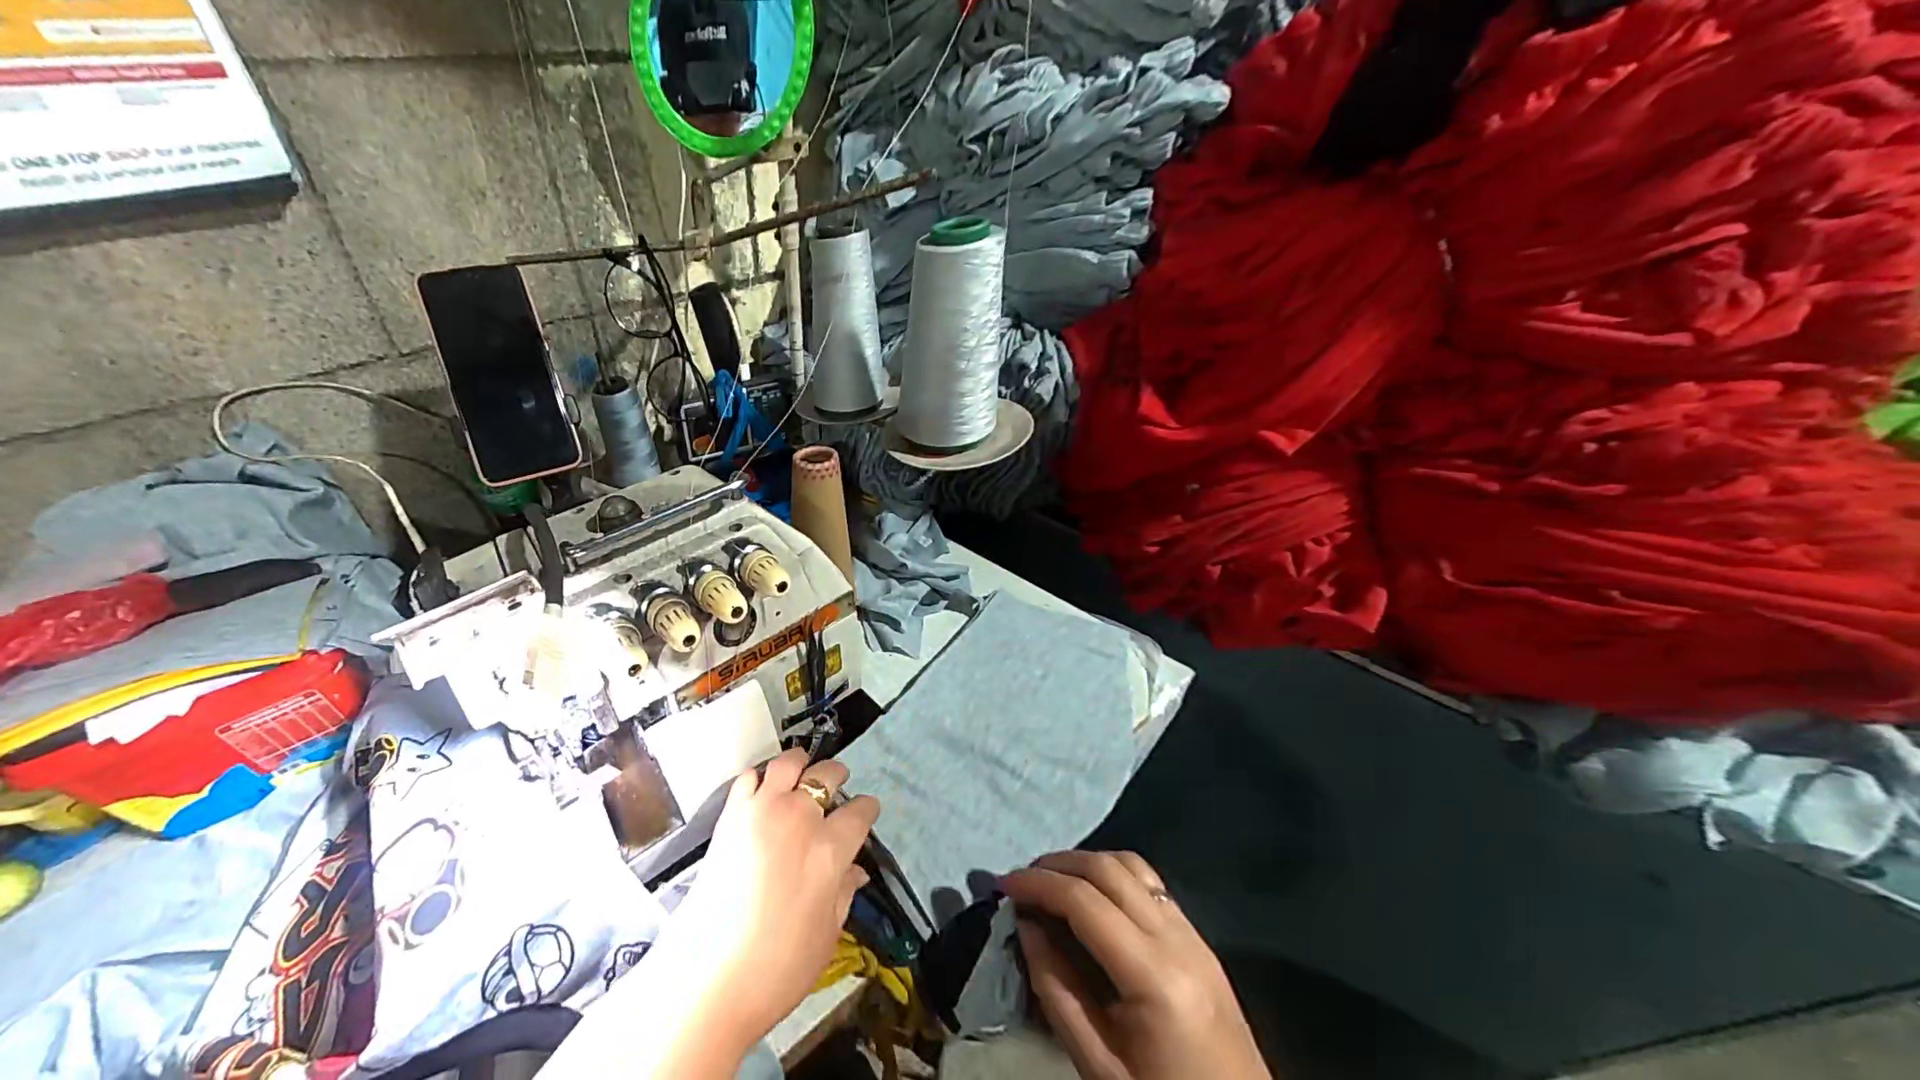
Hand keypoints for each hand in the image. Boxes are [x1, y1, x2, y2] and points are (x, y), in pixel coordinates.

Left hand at [539, 751, 879, 1079]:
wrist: (707, 983)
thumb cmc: (779, 967)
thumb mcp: (828, 932)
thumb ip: (844, 891)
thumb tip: (855, 871)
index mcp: (830, 848)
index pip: (861, 810)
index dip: (867, 810)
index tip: (865, 813)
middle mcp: (799, 819)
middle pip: (826, 775)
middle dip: (837, 777)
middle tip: (837, 786)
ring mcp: (761, 812)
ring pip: (788, 762)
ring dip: (801, 765)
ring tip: (802, 776)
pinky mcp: (729, 817)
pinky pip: (749, 778)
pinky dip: (761, 778)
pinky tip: (764, 793)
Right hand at [1000, 851, 1270, 1079]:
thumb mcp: (1097, 1062)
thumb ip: (1056, 990)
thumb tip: (1026, 926)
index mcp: (1153, 974)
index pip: (1085, 900)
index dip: (1038, 885)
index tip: (1003, 886)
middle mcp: (1177, 939)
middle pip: (1109, 869)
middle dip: (1058, 864)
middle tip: (1021, 879)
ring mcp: (1194, 934)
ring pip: (1134, 866)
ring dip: (1086, 863)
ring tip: (1051, 881)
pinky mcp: (1200, 940)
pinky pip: (1151, 886)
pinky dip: (1114, 876)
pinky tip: (1092, 896)